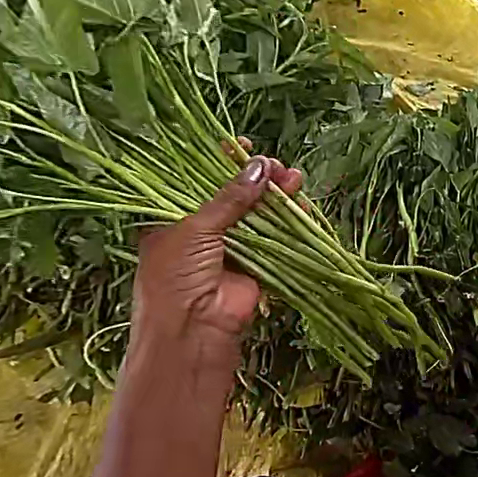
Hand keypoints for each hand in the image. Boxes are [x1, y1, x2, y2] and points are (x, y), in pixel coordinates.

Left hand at [132, 153, 302, 348]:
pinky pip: (277, 238)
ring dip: (277, 198)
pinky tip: (301, 205)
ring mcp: (234, 248)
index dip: (221, 164)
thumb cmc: (176, 277)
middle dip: (257, 179)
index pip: (200, 183)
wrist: (194, 329)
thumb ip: (229, 199)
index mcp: (176, 220)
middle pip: (236, 197)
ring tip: (294, 179)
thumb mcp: (195, 229)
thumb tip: (258, 168)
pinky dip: (290, 222)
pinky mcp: (259, 264)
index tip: (241, 147)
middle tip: (277, 166)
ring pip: (260, 215)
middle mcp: (205, 232)